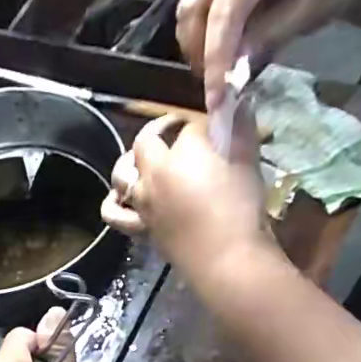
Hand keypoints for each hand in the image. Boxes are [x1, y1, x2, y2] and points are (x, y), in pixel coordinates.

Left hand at [100, 114, 270, 276]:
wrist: (225, 257)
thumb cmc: (241, 208)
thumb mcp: (247, 163)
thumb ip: (241, 131)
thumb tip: (239, 104)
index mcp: (183, 152)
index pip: (189, 128)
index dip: (203, 127)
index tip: (216, 131)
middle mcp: (155, 173)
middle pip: (146, 141)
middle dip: (160, 129)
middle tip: (177, 130)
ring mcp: (143, 201)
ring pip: (122, 173)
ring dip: (131, 161)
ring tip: (144, 159)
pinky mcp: (140, 226)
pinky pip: (114, 214)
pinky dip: (113, 203)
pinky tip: (121, 197)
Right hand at [176, 0, 360, 107]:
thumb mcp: (319, 4)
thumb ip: (273, 33)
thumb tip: (232, 70)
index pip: (227, 3)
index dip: (217, 53)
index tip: (215, 97)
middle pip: (195, 3)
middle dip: (199, 52)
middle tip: (215, 90)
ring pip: (191, 9)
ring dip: (198, 48)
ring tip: (219, 77)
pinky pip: (202, 10)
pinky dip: (206, 40)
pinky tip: (225, 59)